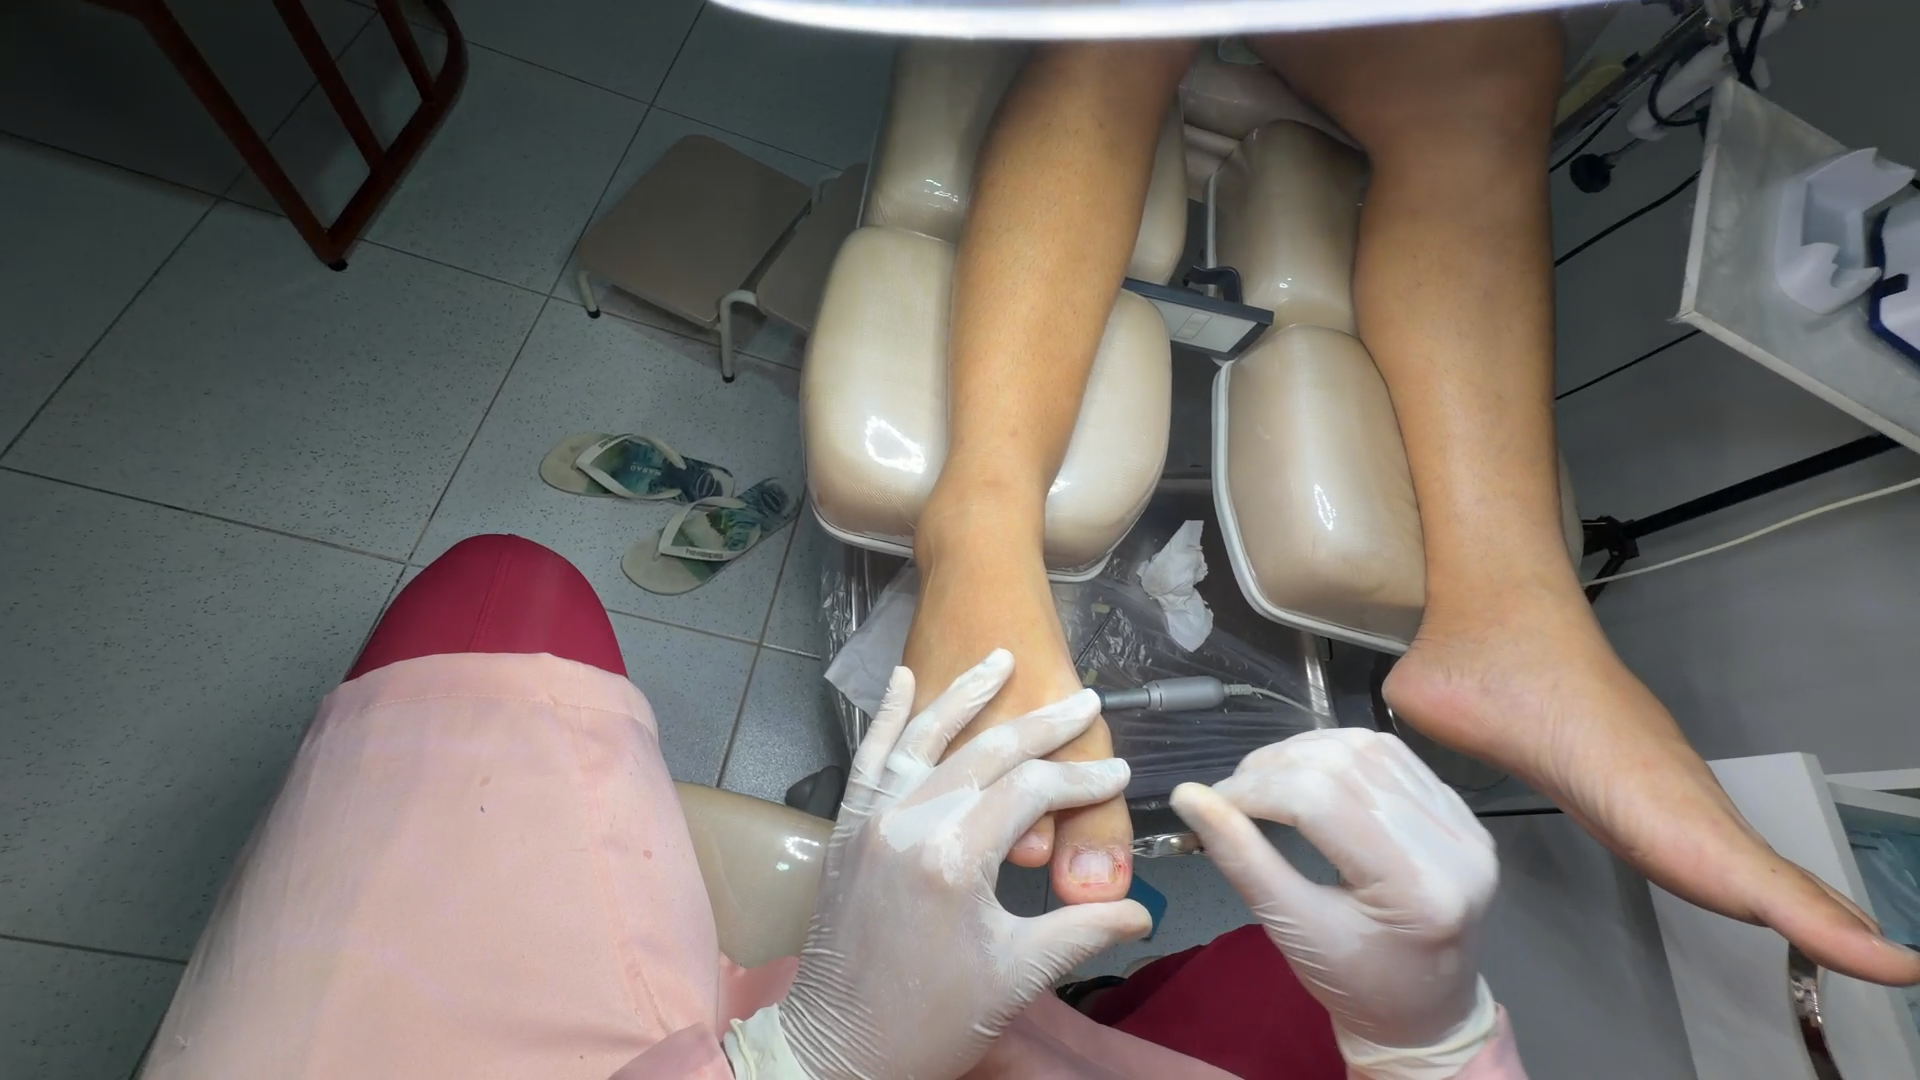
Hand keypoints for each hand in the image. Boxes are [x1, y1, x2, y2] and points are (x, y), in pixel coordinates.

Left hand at [778, 651, 1152, 1079]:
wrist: (838, 1049)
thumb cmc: (932, 1020)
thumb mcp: (1016, 978)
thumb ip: (1080, 930)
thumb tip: (1141, 909)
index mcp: (955, 857)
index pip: (1031, 792)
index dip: (1082, 780)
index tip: (1120, 772)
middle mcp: (910, 819)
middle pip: (987, 751)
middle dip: (1044, 725)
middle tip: (1085, 699)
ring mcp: (873, 815)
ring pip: (926, 736)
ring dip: (966, 693)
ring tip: (1001, 658)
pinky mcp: (848, 822)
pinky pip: (869, 755)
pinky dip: (889, 714)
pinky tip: (905, 677)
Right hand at [1172, 728, 1497, 1055]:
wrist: (1427, 1013)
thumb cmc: (1355, 983)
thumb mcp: (1290, 929)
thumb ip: (1240, 858)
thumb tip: (1186, 795)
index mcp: (1416, 889)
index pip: (1319, 800)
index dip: (1253, 790)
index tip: (1211, 804)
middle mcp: (1453, 846)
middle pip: (1340, 762)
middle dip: (1271, 768)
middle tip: (1235, 796)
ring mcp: (1463, 823)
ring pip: (1362, 744)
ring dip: (1300, 752)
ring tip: (1268, 783)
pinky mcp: (1458, 810)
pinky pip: (1387, 751)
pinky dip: (1334, 751)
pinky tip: (1310, 773)